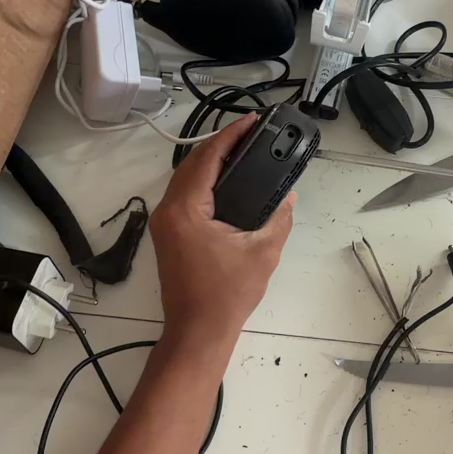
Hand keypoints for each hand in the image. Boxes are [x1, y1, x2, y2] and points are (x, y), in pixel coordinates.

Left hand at [150, 115, 295, 352]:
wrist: (197, 332)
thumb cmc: (228, 294)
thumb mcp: (263, 252)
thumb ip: (278, 218)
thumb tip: (288, 196)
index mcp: (186, 211)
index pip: (206, 159)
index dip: (230, 136)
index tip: (251, 121)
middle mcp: (168, 212)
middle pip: (191, 164)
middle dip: (220, 144)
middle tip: (250, 134)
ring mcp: (164, 224)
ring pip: (184, 178)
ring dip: (209, 161)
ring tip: (240, 151)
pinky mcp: (168, 234)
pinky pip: (184, 194)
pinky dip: (203, 180)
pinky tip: (224, 180)